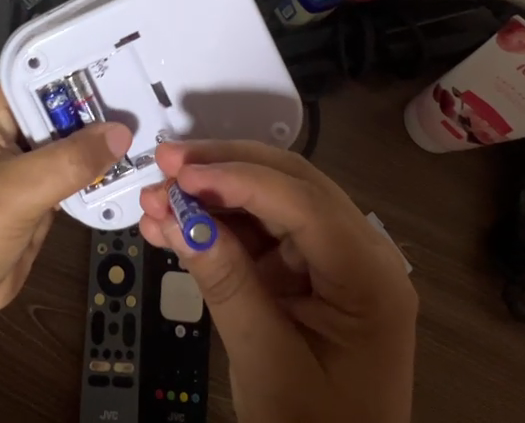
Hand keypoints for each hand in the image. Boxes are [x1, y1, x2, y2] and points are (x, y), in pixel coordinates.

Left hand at [0, 84, 128, 422]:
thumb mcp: (20, 191)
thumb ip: (71, 160)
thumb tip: (123, 132)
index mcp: (0, 106)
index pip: (49, 70)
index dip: (88, 64)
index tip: (134, 59)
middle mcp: (17, 122)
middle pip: (71, 100)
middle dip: (109, 101)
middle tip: (160, 94)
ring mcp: (32, 154)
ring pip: (81, 134)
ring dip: (112, 137)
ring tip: (162, 124)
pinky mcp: (46, 184)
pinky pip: (83, 166)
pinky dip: (107, 167)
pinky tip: (143, 163)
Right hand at [138, 140, 416, 422]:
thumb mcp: (268, 362)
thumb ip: (227, 284)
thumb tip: (180, 219)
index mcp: (370, 275)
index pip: (304, 203)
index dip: (239, 178)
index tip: (180, 171)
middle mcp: (360, 253)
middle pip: (290, 186)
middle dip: (222, 170)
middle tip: (163, 162)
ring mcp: (334, 261)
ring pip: (269, 203)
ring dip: (212, 196)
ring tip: (154, 198)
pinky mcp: (308, 274)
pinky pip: (261, 235)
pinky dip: (217, 227)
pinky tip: (171, 226)